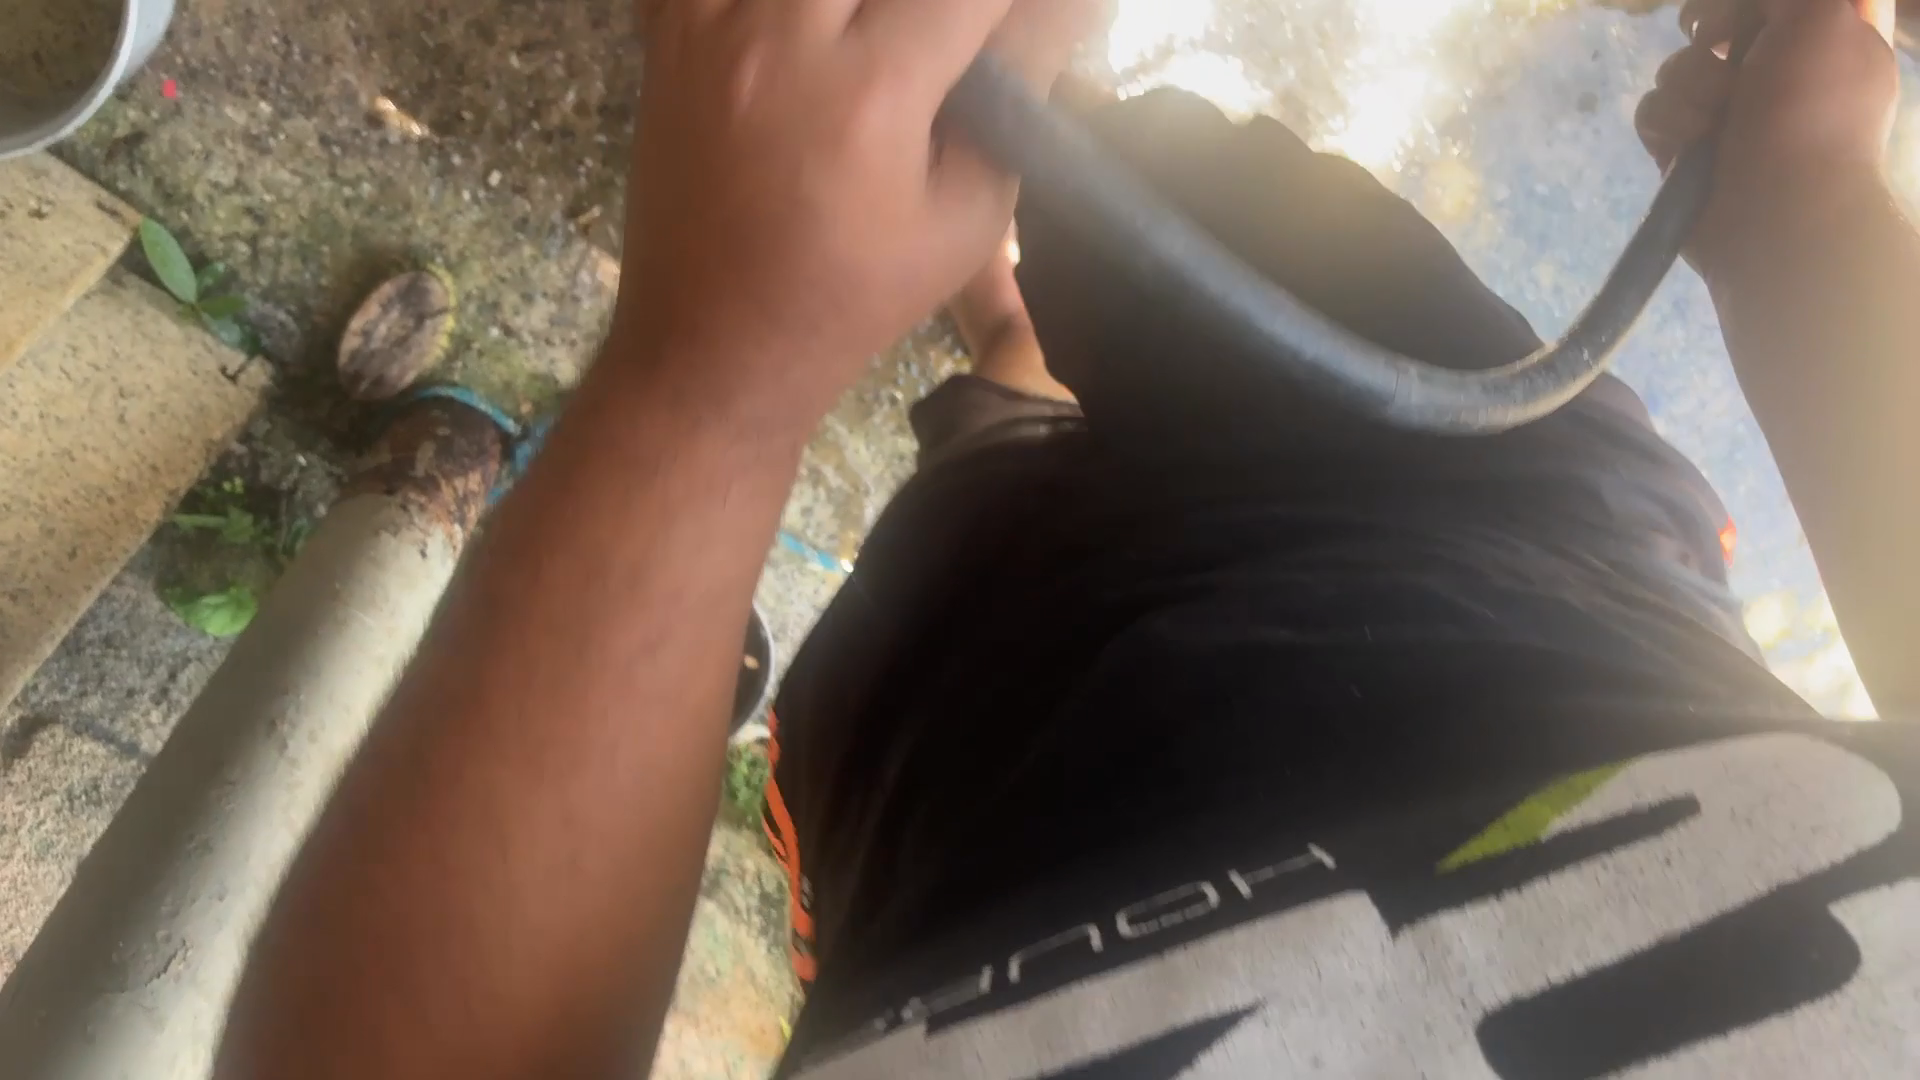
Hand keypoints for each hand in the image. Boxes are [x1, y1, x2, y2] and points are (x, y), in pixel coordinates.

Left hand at [621, 0, 1101, 419]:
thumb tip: (1043, 30)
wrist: (724, 344)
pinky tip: (799, 36)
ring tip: (871, 47)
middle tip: (939, 47)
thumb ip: (1008, 125)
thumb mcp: (961, 235)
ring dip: (855, 5)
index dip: (1006, 7)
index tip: (1015, 29)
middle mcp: (786, 36)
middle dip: (932, 6)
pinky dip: (777, 0)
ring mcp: (715, 26)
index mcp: (872, 95)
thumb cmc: (851, 303)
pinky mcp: (670, 37)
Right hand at [1636, 0, 1899, 272]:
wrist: (1772, 210)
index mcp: (1819, 30)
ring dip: (1688, 93)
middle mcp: (1769, 66)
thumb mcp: (1823, 21)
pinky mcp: (1679, 144)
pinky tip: (1687, 145)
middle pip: (1711, 29)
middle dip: (1710, 47)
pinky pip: (1650, 112)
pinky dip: (1663, 126)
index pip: (1759, 3)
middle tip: (1732, 70)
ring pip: (1674, 72)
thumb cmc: (1809, 113)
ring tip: (1712, 125)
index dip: (1738, 7)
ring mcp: (1720, 109)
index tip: (1737, 22)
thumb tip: (1747, 8)